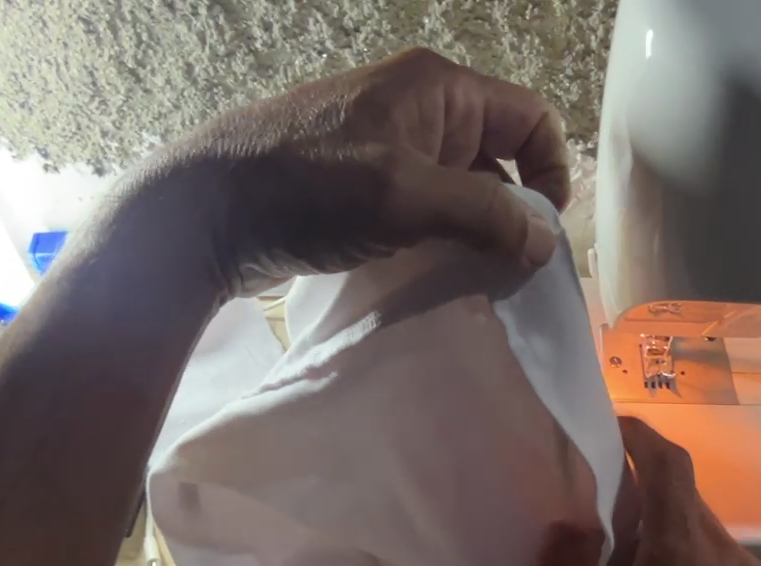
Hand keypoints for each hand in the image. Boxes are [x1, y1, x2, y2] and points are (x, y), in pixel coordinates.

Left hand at [119, 48, 569, 294]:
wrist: (211, 211)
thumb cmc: (310, 189)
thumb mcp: (406, 196)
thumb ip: (483, 214)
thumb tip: (546, 241)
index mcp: (438, 90)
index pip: (528, 119)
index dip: (549, 173)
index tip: (541, 236)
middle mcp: (421, 111)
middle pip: (500, 158)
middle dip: (514, 212)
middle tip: (512, 271)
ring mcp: (391, 149)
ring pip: (462, 190)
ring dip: (477, 233)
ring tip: (476, 280)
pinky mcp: (367, 187)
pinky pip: (427, 209)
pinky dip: (442, 239)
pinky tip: (438, 274)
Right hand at [539, 418, 760, 565]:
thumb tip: (559, 531)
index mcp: (677, 559)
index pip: (669, 468)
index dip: (642, 435)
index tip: (613, 424)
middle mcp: (719, 551)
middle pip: (682, 487)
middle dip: (643, 475)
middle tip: (602, 487)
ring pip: (698, 515)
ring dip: (661, 511)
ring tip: (624, 538)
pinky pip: (712, 541)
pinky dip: (680, 537)